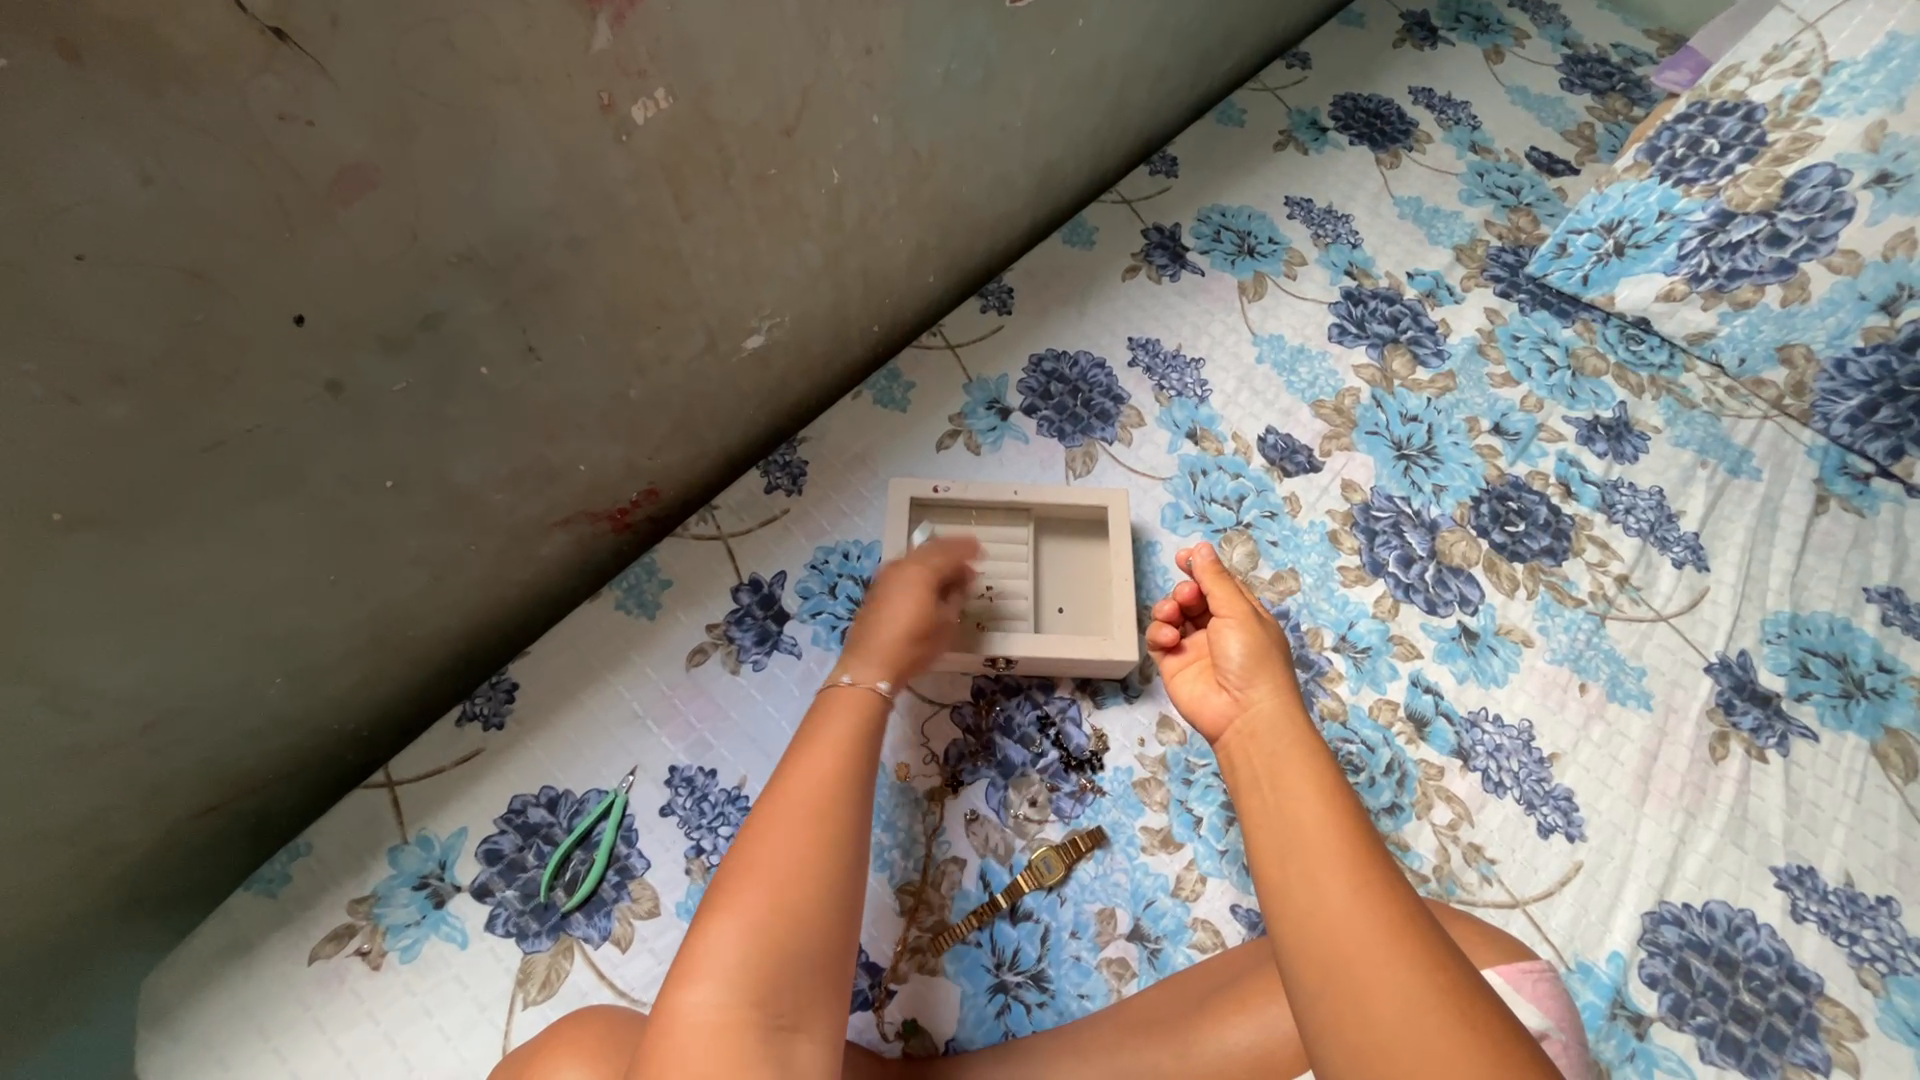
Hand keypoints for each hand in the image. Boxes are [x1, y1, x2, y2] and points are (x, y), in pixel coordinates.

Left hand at [840, 536, 979, 685]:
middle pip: (932, 549)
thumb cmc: (914, 646)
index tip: (982, 553)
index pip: (951, 552)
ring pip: (917, 557)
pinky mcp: (878, 587)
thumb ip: (957, 597)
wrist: (870, 664)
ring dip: (935, 560)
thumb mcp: (946, 624)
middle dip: (952, 551)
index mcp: (923, 570)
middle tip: (969, 559)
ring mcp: (887, 574)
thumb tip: (962, 582)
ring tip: (951, 572)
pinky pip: (905, 568)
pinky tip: (928, 582)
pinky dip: (921, 569)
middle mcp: (904, 565)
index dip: (968, 550)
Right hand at [1145, 542, 1307, 744]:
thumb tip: (1201, 548)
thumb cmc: (1253, 660)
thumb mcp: (1239, 612)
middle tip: (1186, 597)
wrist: (1244, 715)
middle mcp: (1218, 629)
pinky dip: (1158, 632)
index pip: (1218, 583)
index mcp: (1242, 614)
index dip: (1200, 569)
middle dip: (1184, 591)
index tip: (1183, 557)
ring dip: (1168, 608)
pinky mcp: (1173, 664)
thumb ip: (1215, 579)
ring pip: (1171, 615)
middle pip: (1191, 597)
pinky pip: (1158, 639)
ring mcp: (1194, 647)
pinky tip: (1168, 638)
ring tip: (1173, 616)